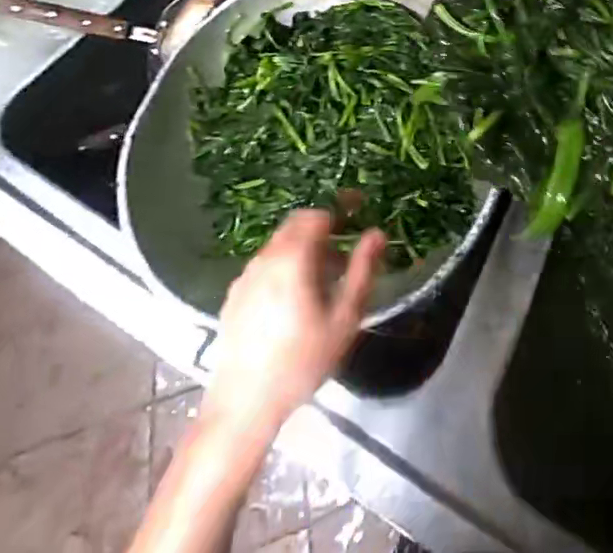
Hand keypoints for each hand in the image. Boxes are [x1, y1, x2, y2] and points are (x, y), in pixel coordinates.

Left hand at [202, 211, 384, 436]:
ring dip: (305, 248)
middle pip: (295, 226)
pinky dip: (286, 265)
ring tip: (328, 277)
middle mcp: (264, 260)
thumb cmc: (303, 361)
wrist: (243, 405)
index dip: (341, 207)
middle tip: (347, 246)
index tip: (360, 209)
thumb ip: (363, 269)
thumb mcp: (345, 317)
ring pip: (279, 246)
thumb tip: (377, 233)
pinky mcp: (234, 297)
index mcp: (292, 260)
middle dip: (323, 227)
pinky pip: (266, 266)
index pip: (316, 214)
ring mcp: (245, 279)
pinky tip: (298, 297)